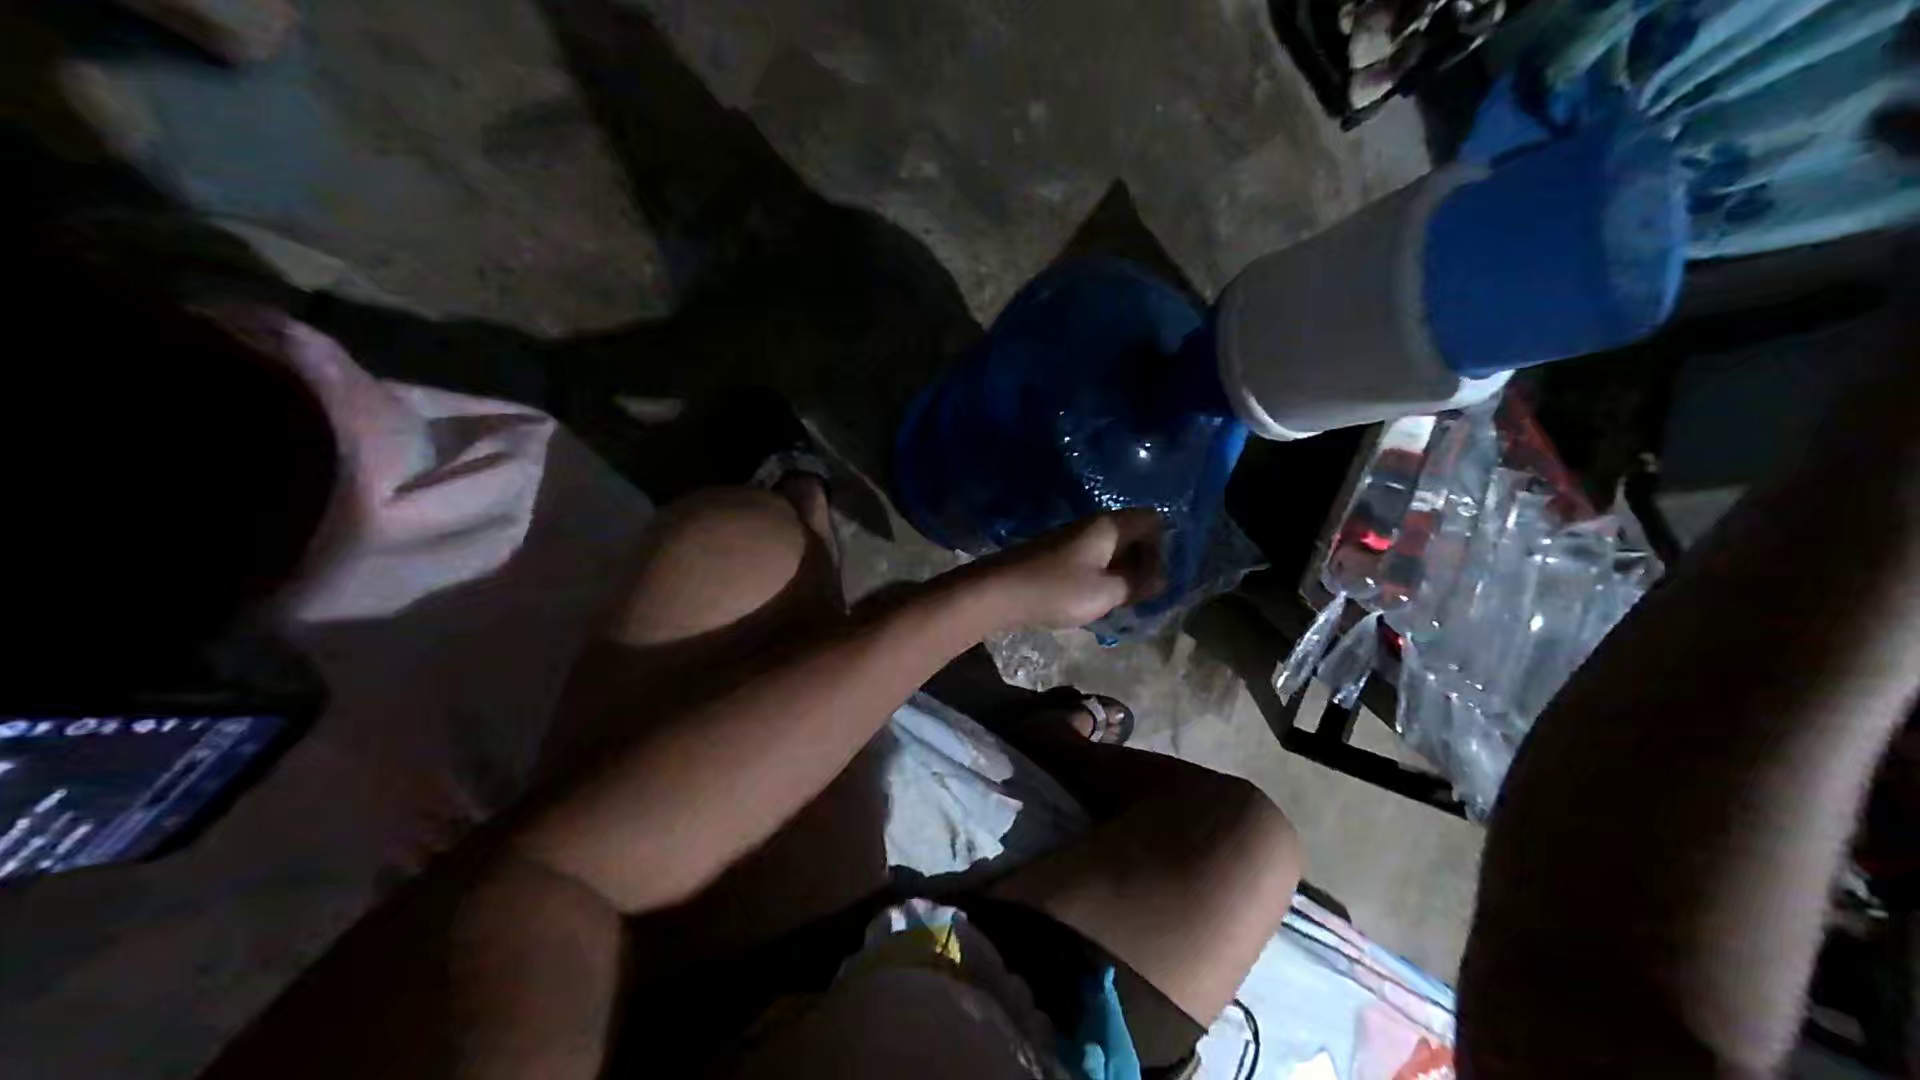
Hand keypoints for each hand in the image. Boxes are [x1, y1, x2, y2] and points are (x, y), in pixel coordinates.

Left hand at [976, 509, 1166, 629]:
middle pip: (1133, 534)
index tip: (1154, 578)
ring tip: (1118, 601)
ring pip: (1111, 550)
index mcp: (1109, 525)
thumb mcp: (1106, 592)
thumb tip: (1160, 578)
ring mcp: (1072, 539)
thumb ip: (1137, 583)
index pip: (1153, 520)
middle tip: (1140, 595)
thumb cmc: (1057, 590)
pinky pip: (1091, 559)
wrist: (998, 591)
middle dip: (1143, 563)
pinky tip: (1092, 600)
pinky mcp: (1057, 555)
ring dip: (1121, 573)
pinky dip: (1100, 577)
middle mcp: (1092, 525)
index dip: (1162, 547)